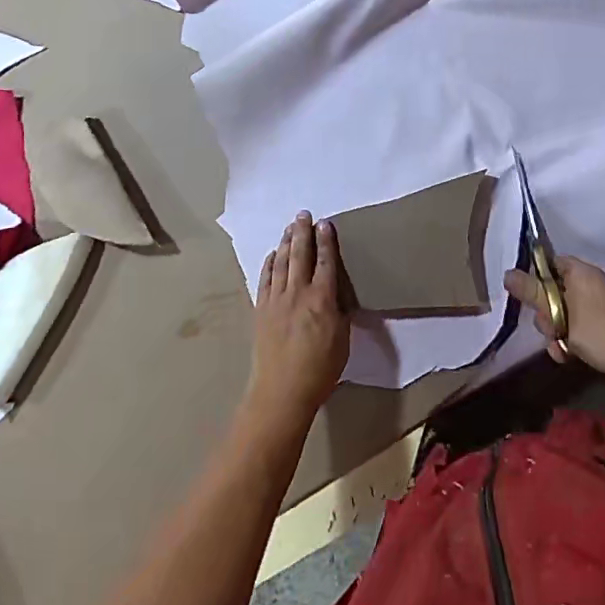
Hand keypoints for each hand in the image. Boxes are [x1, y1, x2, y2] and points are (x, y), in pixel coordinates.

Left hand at [245, 212, 351, 430]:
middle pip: (300, 255)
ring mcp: (276, 299)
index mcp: (322, 299)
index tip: (325, 224)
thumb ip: (340, 312)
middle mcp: (298, 292)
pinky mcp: (261, 309)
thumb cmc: (320, 369)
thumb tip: (337, 295)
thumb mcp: (343, 340)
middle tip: (303, 214)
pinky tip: (271, 255)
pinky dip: (269, 264)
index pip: (326, 262)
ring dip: (285, 242)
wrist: (282, 390)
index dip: (326, 241)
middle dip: (302, 232)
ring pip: (280, 262)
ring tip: (289, 227)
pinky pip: (265, 279)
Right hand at [505, 256, 604, 384]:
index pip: (550, 264)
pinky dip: (572, 339)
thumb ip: (533, 293)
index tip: (531, 300)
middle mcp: (592, 283)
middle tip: (549, 330)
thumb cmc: (600, 333)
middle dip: (547, 314)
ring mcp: (601, 305)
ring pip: (566, 313)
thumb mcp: (560, 314)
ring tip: (560, 349)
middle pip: (555, 292)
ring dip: (557, 332)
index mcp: (582, 272)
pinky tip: (568, 356)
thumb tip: (507, 273)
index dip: (537, 280)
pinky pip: (580, 326)